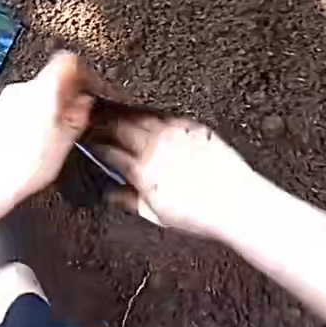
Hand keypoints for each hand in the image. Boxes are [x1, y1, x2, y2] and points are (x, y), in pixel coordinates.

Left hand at [0, 52, 98, 213]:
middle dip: (64, 96)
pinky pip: (19, 108)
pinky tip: (33, 142)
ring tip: (53, 136)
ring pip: (34, 95)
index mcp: (42, 90)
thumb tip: (84, 102)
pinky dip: (30, 118)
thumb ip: (78, 116)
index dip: (80, 71)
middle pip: (49, 79)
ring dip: (46, 109)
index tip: (86, 86)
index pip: (66, 61)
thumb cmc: (22, 167)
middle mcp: (21, 89)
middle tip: (74, 117)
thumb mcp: (64, 143)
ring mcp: (4, 101)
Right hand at [90, 111, 265, 238]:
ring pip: (141, 116)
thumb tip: (111, 193)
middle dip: (104, 121)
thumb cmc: (201, 215)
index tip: (88, 140)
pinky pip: (165, 115)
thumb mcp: (157, 216)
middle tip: (94, 118)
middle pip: (120, 127)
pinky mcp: (193, 128)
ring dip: (124, 113)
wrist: (237, 203)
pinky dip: (151, 113)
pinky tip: (145, 114)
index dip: (95, 144)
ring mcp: (175, 135)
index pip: (109, 151)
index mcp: (144, 172)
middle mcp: (157, 149)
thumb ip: (129, 201)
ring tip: (113, 111)